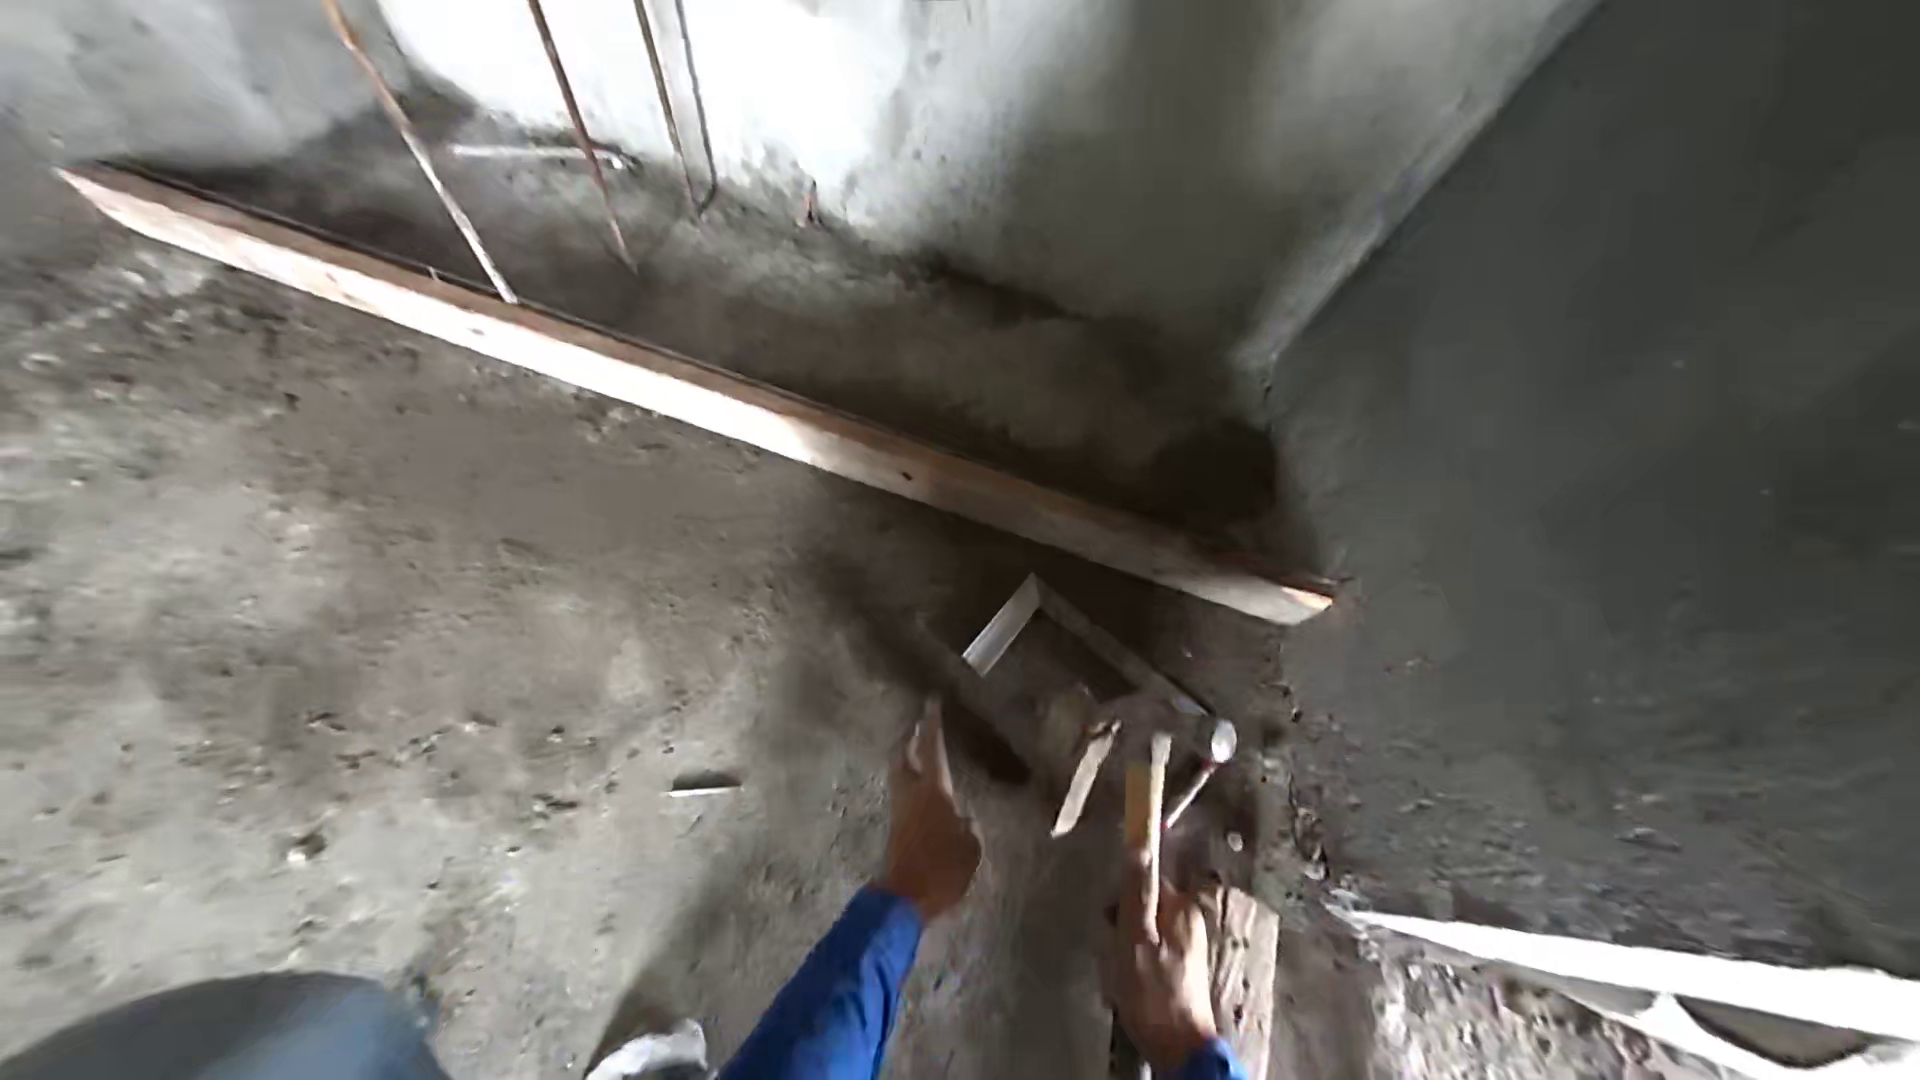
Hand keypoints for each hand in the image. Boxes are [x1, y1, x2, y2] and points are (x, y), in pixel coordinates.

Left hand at [875, 698, 981, 920]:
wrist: (905, 898)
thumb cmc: (943, 868)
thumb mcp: (971, 848)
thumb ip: (969, 828)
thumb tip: (964, 820)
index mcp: (932, 790)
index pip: (931, 748)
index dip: (932, 724)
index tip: (931, 702)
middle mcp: (911, 793)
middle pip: (903, 756)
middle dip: (909, 739)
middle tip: (917, 727)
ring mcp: (900, 810)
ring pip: (900, 774)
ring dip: (907, 760)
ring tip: (918, 754)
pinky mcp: (896, 828)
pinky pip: (903, 794)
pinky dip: (910, 783)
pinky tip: (922, 792)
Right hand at [1111, 851, 1217, 1070]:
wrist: (1180, 1052)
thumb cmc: (1153, 993)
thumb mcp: (1136, 936)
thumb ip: (1137, 892)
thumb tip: (1139, 844)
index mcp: (1180, 908)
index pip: (1147, 877)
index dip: (1124, 892)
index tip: (1112, 913)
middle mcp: (1188, 920)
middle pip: (1145, 901)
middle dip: (1124, 919)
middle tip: (1116, 945)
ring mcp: (1186, 944)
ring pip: (1145, 925)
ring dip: (1127, 941)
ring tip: (1121, 967)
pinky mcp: (1181, 966)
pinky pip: (1151, 947)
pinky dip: (1137, 957)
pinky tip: (1130, 979)